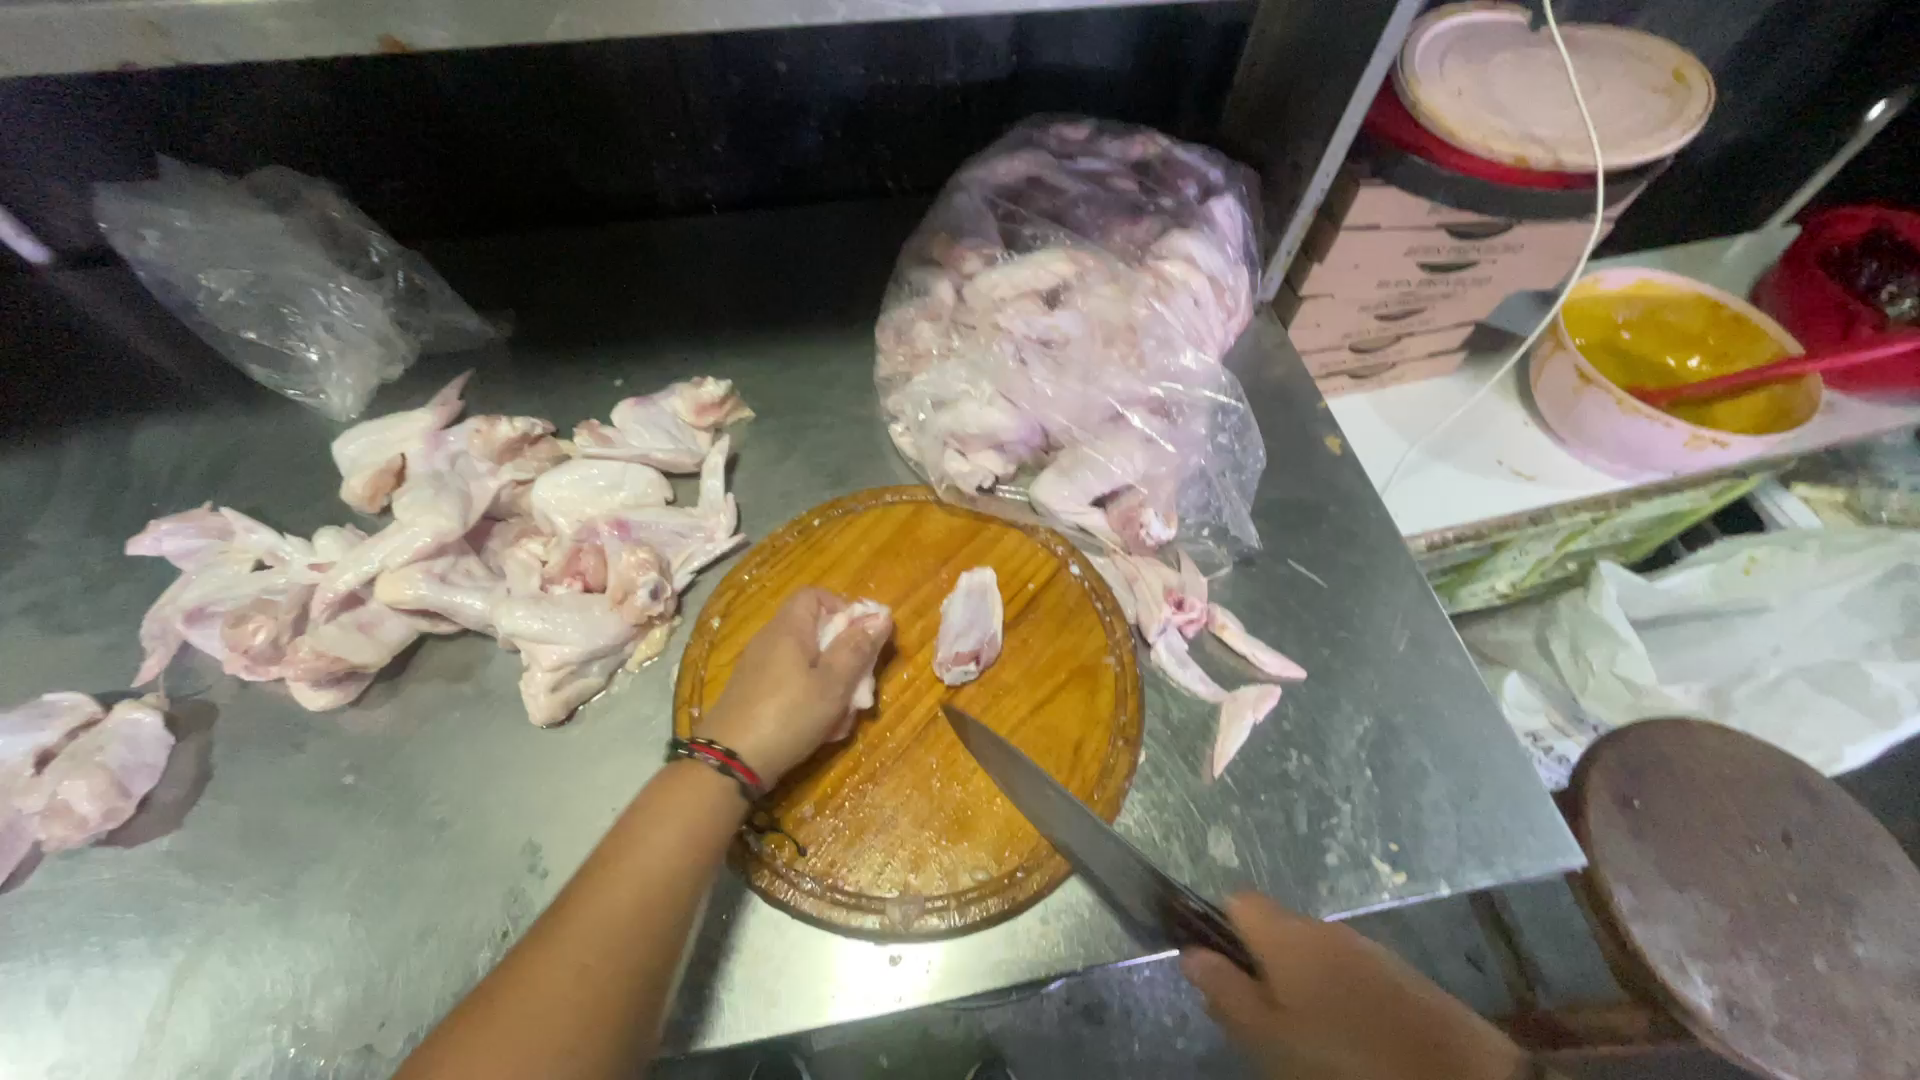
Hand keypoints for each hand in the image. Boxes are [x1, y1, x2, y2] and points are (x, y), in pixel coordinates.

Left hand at [693, 587, 891, 786]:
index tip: (860, 638)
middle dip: (844, 658)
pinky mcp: (754, 695)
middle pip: (816, 632)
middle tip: (858, 687)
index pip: (814, 595)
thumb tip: (881, 617)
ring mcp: (759, 669)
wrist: (729, 763)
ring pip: (808, 665)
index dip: (842, 609)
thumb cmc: (787, 716)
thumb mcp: (832, 685)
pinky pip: (791, 687)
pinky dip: (810, 702)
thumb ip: (857, 649)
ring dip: (831, 687)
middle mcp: (770, 642)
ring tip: (842, 718)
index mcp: (788, 629)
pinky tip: (820, 731)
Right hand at [1183, 892, 1524, 1079]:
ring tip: (1307, 1040)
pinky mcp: (1402, 976)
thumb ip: (1225, 992)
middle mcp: (1324, 928)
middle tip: (1260, 1022)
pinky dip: (1339, 998)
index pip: (1236, 900)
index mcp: (1286, 933)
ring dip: (1301, 985)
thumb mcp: (1269, 1038)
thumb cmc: (1345, 1059)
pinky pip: (1350, 974)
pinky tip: (1351, 1042)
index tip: (1221, 974)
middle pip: (1274, 930)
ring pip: (1313, 955)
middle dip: (1260, 967)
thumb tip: (1191, 954)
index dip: (1220, 930)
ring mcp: (1367, 949)